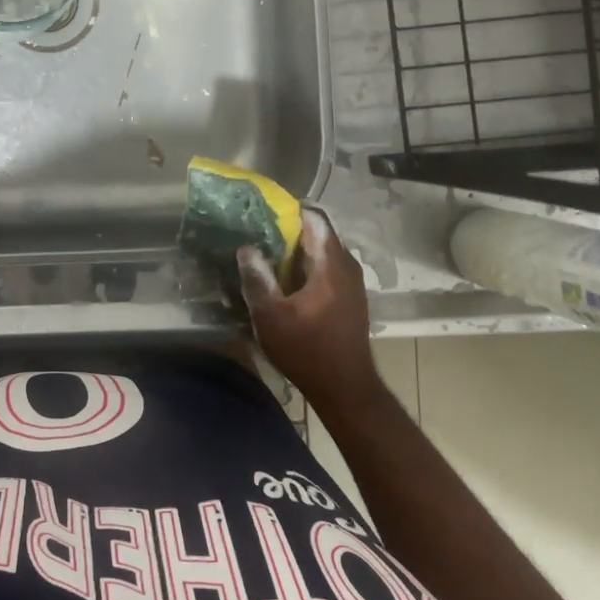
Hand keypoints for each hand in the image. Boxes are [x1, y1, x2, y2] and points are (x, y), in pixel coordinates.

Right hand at [237, 210, 384, 414]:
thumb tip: (247, 247)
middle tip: (258, 236)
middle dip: (289, 231)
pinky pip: (327, 269)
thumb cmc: (307, 350)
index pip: (315, 219)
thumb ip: (257, 278)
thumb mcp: (271, 315)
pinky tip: (286, 283)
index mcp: (331, 264)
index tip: (262, 213)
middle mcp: (347, 267)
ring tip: (267, 258)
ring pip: (323, 253)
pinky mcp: (350, 299)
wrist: (345, 389)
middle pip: (319, 234)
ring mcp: (352, 284)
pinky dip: (307, 267)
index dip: (289, 211)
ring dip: (298, 251)